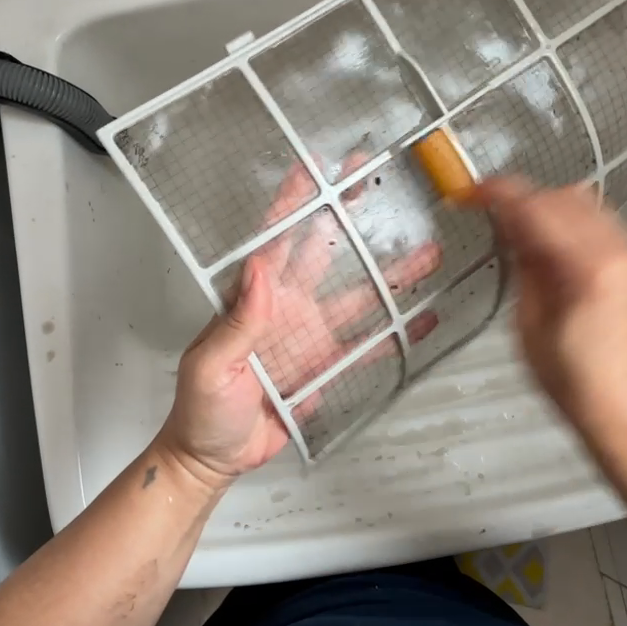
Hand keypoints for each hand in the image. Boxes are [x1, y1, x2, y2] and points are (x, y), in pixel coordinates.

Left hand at [156, 162, 440, 484]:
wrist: (215, 455)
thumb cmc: (200, 410)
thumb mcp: (212, 365)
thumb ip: (238, 322)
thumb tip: (260, 271)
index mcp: (251, 300)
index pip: (273, 240)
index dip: (292, 204)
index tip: (313, 170)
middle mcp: (285, 308)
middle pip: (319, 252)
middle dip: (343, 216)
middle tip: (368, 184)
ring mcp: (309, 335)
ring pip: (355, 296)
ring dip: (388, 276)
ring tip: (426, 253)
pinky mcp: (325, 365)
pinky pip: (364, 346)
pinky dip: (393, 334)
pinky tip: (420, 321)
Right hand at [472, 178, 626, 460]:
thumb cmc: (575, 383)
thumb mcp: (529, 324)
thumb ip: (525, 267)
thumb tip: (514, 230)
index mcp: (589, 268)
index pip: (537, 207)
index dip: (498, 194)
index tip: (471, 194)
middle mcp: (622, 251)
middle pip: (564, 197)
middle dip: (523, 199)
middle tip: (491, 216)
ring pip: (587, 204)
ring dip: (549, 208)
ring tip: (520, 232)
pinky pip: (604, 223)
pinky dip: (572, 222)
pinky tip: (553, 247)